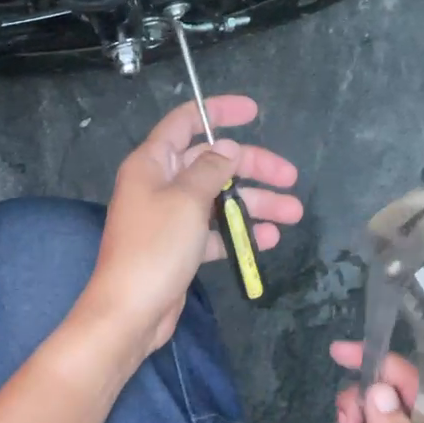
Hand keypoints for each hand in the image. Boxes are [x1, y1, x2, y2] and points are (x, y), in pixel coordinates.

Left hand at [80, 95, 301, 352]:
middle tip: (290, 178)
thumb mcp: (187, 201)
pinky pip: (214, 232)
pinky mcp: (179, 248)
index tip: (254, 111)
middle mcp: (159, 185)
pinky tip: (268, 240)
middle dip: (252, 167)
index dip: (218, 111)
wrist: (130, 311)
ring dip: (254, 204)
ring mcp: (170, 218)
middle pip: (211, 162)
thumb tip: (227, 148)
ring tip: (293, 214)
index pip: (185, 122)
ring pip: (218, 199)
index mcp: (152, 163)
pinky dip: (239, 233)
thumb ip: (211, 169)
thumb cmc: (155, 248)